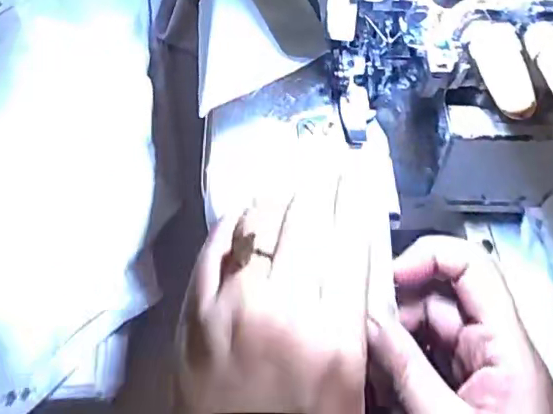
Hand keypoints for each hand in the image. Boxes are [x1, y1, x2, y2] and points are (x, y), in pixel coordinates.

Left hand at [177, 154, 371, 413]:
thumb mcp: (351, 379)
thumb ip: (359, 312)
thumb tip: (358, 246)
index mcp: (334, 335)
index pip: (350, 238)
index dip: (353, 198)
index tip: (355, 177)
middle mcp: (285, 313)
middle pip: (308, 220)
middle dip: (321, 187)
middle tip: (326, 172)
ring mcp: (233, 310)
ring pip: (262, 222)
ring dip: (280, 197)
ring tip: (290, 189)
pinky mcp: (194, 315)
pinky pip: (217, 245)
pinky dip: (235, 221)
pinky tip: (247, 213)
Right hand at [367, 237, 552, 413]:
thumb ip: (407, 372)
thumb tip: (370, 322)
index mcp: (506, 344)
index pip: (471, 267)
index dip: (429, 257)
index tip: (388, 278)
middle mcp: (496, 351)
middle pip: (444, 302)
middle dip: (400, 309)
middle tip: (362, 328)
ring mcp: (482, 377)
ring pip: (431, 337)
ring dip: (395, 344)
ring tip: (363, 361)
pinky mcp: (468, 402)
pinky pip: (431, 370)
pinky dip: (402, 373)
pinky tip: (376, 386)